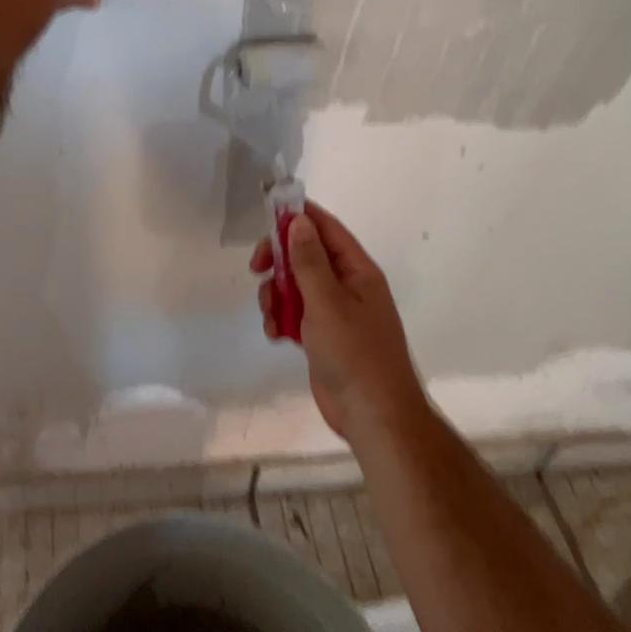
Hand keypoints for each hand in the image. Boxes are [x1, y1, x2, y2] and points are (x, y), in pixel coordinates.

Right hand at [251, 203, 430, 441]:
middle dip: (278, 260)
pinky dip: (281, 319)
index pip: (326, 228)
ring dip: (276, 296)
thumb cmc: (354, 354)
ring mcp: (335, 312)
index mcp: (357, 270)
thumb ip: (309, 260)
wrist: (374, 415)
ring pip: (295, 286)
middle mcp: (347, 286)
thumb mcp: (327, 302)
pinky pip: (295, 313)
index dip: (297, 217)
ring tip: (272, 318)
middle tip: (256, 269)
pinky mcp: (323, 336)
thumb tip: (299, 220)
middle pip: (305, 255)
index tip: (265, 216)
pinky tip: (276, 335)